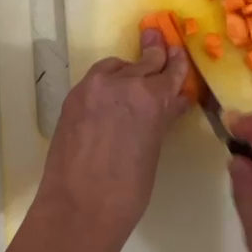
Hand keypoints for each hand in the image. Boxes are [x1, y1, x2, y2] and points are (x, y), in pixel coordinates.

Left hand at [34, 30, 190, 238]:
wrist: (78, 208)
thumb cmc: (127, 190)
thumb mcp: (153, 150)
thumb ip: (162, 120)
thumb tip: (174, 103)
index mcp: (148, 97)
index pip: (168, 72)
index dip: (176, 62)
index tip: (179, 50)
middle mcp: (119, 83)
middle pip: (142, 64)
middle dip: (154, 58)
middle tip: (159, 43)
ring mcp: (91, 88)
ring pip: (116, 67)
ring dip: (127, 71)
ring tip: (134, 78)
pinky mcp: (72, 99)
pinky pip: (96, 81)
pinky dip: (107, 83)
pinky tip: (111, 97)